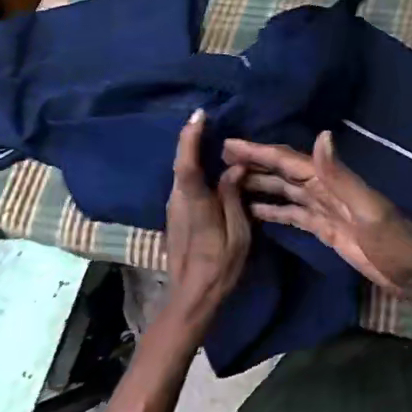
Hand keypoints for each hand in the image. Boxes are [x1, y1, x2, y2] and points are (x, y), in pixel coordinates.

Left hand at [164, 109, 249, 321]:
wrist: (192, 296)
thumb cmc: (219, 266)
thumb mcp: (238, 232)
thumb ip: (234, 197)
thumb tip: (235, 168)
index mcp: (194, 202)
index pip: (188, 162)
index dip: (191, 137)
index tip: (199, 114)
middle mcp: (177, 200)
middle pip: (182, 162)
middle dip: (193, 139)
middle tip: (209, 119)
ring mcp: (173, 208)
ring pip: (182, 173)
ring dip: (194, 153)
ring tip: (212, 138)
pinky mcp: (176, 215)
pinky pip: (185, 184)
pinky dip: (195, 169)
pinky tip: (211, 169)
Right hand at [223, 130, 411, 293]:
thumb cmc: (394, 241)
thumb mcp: (367, 209)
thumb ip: (340, 176)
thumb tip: (320, 136)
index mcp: (333, 180)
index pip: (289, 161)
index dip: (260, 151)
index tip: (229, 144)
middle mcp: (326, 189)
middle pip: (283, 173)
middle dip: (254, 164)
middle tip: (219, 160)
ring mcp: (326, 210)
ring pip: (286, 192)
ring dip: (260, 185)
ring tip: (228, 183)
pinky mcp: (326, 230)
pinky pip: (295, 214)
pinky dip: (274, 210)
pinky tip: (254, 212)